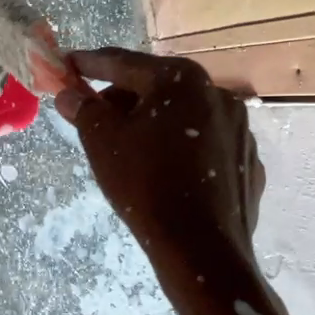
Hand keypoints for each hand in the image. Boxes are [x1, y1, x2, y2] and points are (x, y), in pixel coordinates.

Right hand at [55, 48, 264, 263]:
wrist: (202, 252)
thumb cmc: (145, 182)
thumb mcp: (100, 138)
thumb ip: (83, 107)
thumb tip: (69, 94)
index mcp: (180, 79)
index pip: (122, 62)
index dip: (89, 63)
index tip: (67, 63)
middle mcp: (216, 94)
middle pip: (155, 86)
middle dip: (121, 97)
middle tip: (93, 112)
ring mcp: (239, 130)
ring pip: (181, 114)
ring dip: (151, 121)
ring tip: (125, 144)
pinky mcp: (248, 163)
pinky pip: (202, 143)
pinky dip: (178, 146)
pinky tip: (161, 169)